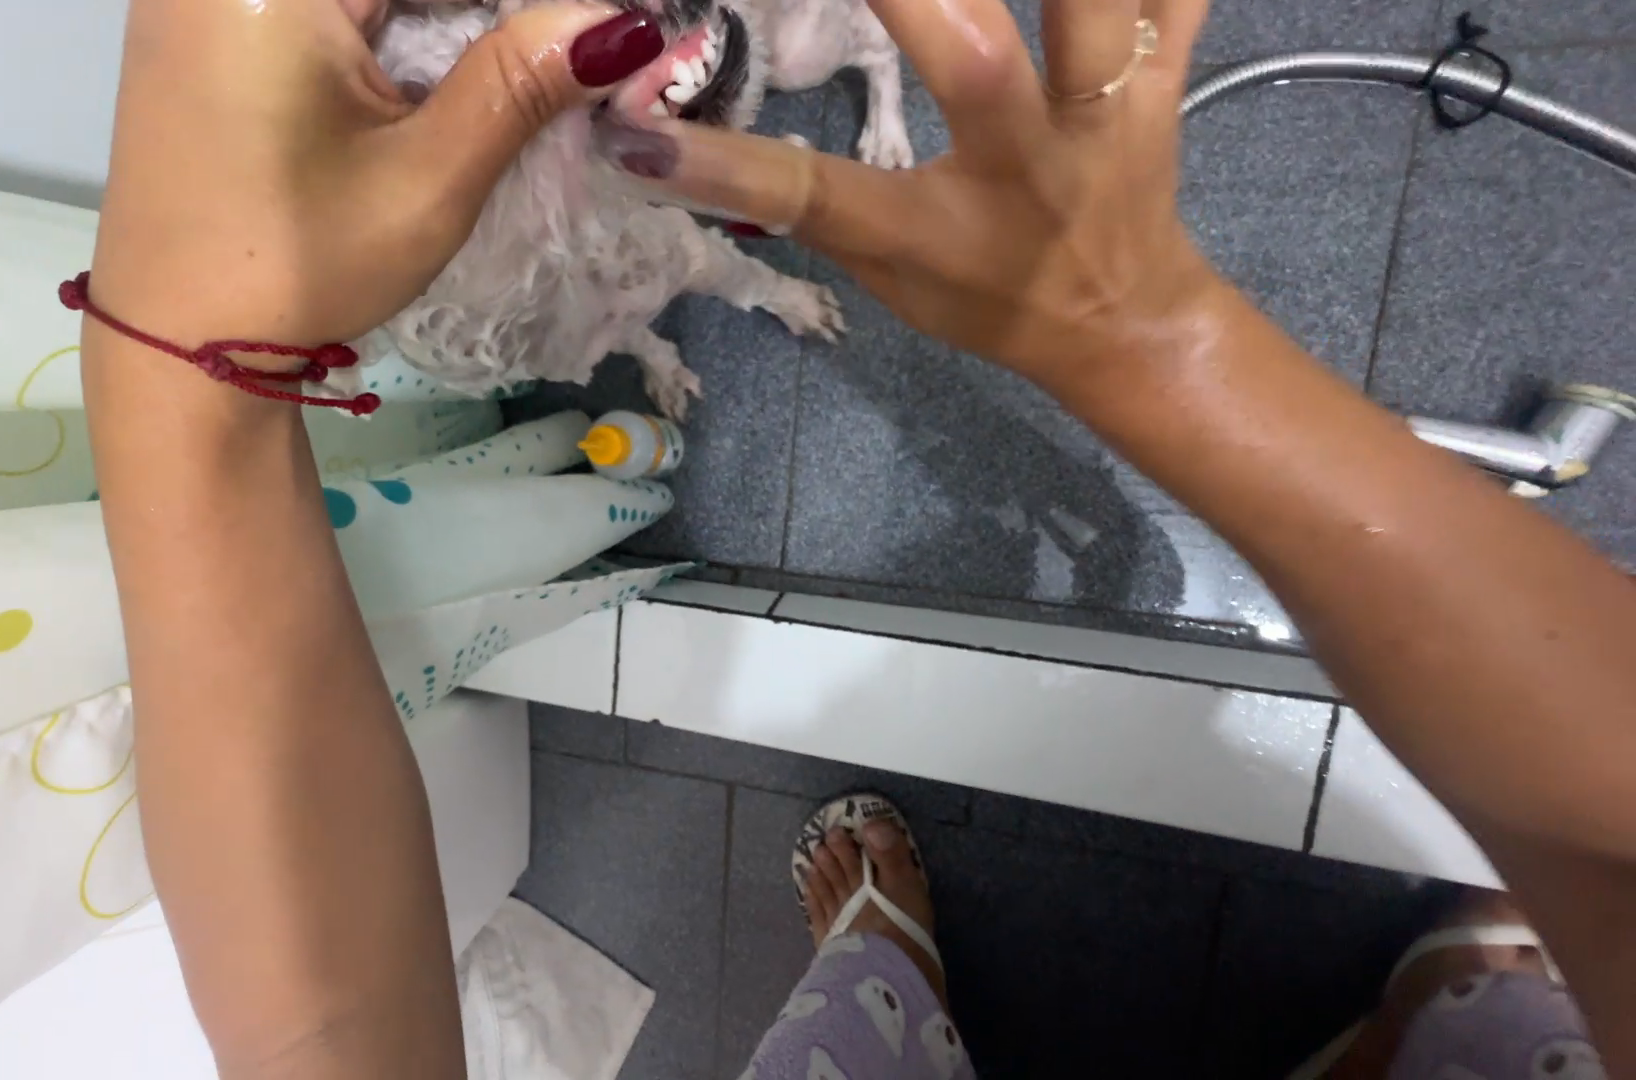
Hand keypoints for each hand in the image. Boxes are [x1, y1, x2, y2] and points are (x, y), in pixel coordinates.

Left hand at [87, 0, 663, 368]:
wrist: (186, 338)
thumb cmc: (307, 263)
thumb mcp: (427, 181)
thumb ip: (518, 87)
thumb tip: (618, 28)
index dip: (525, 9)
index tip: (588, 41)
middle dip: (485, 18)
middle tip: (555, 64)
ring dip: (444, 29)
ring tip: (507, 75)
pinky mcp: (203, 27)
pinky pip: (324, 10)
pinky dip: (392, 33)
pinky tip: (431, 82)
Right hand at [595, 0, 1220, 389]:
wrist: (1119, 320)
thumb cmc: (989, 305)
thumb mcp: (891, 282)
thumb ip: (822, 216)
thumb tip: (721, 160)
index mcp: (933, 233)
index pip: (812, 197)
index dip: (724, 166)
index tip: (642, 134)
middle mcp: (1020, 167)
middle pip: (962, 54)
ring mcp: (1105, 115)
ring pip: (1087, 4)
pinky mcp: (1166, 77)